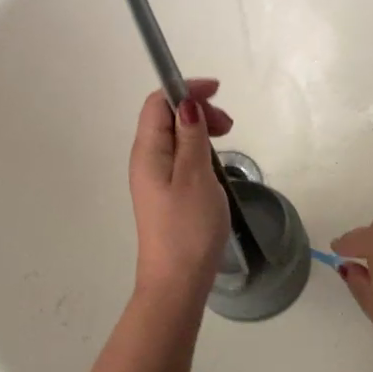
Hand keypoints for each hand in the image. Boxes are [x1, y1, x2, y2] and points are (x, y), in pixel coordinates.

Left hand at [129, 79, 233, 302]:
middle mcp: (144, 159)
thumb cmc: (188, 227)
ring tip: (226, 138)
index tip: (216, 91)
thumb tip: (186, 103)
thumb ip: (191, 136)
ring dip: (199, 128)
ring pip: (174, 136)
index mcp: (147, 150)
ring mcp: (153, 177)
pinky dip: (197, 148)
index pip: (158, 102)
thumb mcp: (196, 175)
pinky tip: (213, 161)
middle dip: (196, 109)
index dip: (184, 89)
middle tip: (228, 125)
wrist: (176, 282)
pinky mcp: (163, 193)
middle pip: (165, 116)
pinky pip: (178, 156)